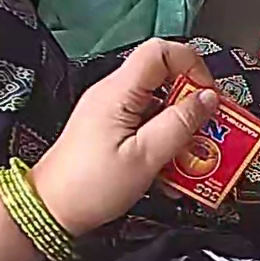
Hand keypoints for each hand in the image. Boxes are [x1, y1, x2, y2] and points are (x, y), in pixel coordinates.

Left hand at [29, 39, 220, 234]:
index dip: (192, 66)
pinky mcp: (111, 128)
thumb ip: (180, 124)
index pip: (161, 51)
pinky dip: (165, 139)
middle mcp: (114, 93)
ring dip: (181, 126)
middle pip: (164, 76)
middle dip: (192, 102)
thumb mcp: (146, 157)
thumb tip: (209, 99)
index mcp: (119, 91)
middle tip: (208, 129)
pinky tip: (172, 168)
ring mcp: (112, 110)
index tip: (208, 97)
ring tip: (192, 155)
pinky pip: (148, 121)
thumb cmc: (92, 186)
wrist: (50, 210)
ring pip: (159, 102)